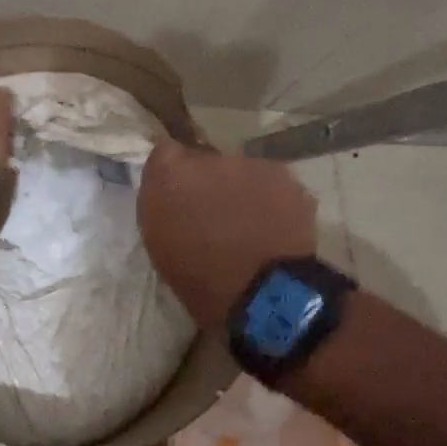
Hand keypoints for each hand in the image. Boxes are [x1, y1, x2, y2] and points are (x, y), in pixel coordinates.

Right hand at [138, 136, 317, 327]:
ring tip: (249, 224)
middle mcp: (209, 158)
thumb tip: (172, 190)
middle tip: (214, 215)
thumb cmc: (199, 278)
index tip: (177, 194)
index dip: (172, 173)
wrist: (262, 293)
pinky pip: (272, 183)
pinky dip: (270, 200)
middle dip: (209, 182)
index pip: (165, 152)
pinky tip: (273, 227)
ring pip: (242, 171)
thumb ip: (163, 203)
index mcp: (169, 174)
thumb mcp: (159, 241)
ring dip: (241, 190)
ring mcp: (252, 165)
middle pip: (206, 160)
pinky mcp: (286, 177)